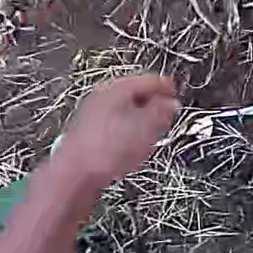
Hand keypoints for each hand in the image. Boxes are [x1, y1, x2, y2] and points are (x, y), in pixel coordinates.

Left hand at [52, 73, 179, 189]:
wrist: (77, 173)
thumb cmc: (109, 148)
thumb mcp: (147, 127)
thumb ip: (162, 111)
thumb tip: (171, 103)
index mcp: (117, 88)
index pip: (148, 80)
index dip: (165, 88)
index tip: (175, 95)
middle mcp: (102, 96)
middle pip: (134, 94)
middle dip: (153, 105)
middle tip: (166, 115)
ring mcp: (92, 114)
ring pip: (124, 111)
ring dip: (140, 120)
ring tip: (151, 133)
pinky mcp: (88, 132)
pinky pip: (114, 125)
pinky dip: (127, 131)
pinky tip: (131, 147)